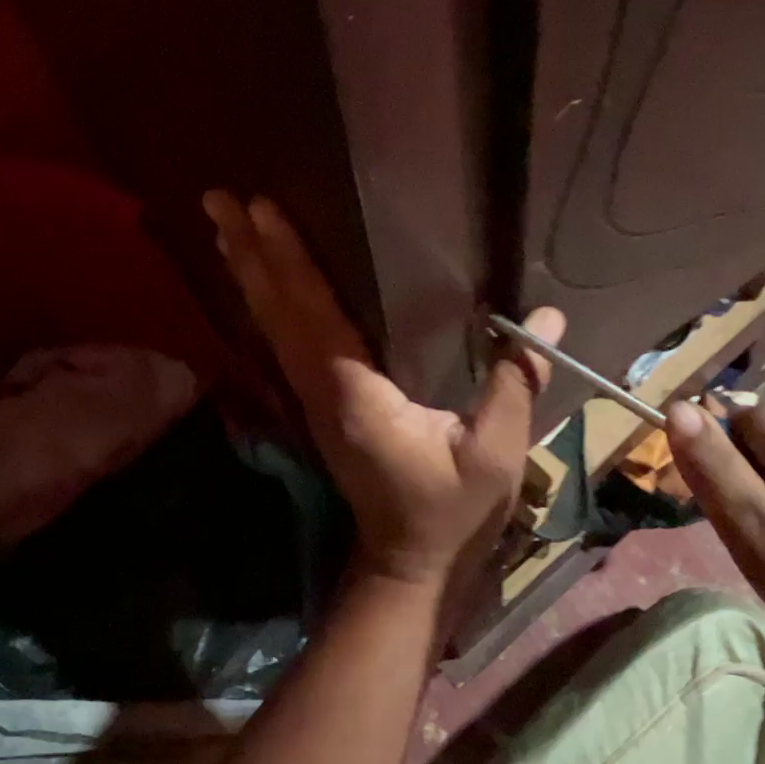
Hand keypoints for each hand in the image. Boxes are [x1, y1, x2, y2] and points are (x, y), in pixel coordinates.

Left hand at [204, 191, 562, 591]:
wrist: (410, 564)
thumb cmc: (452, 512)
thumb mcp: (495, 454)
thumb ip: (515, 384)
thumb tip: (547, 316)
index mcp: (359, 398)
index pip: (316, 319)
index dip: (291, 264)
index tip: (263, 211)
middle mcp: (324, 395)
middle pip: (279, 315)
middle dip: (251, 256)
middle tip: (217, 199)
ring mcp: (316, 404)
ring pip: (275, 329)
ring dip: (251, 276)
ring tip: (223, 227)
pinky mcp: (323, 410)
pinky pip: (286, 346)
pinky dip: (269, 307)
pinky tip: (260, 286)